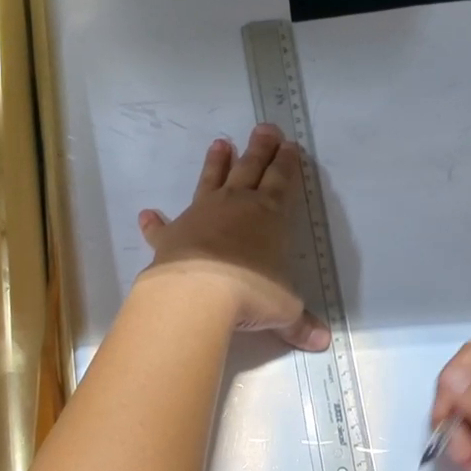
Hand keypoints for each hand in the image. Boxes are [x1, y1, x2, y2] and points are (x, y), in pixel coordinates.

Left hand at [136, 125, 330, 351]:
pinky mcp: (171, 236)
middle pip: (250, 169)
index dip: (287, 164)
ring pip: (210, 182)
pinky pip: (162, 226)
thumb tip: (323, 343)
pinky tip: (147, 213)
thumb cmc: (250, 293)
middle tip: (265, 127)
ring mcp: (200, 216)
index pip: (281, 182)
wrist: (196, 294)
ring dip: (216, 164)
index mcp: (268, 216)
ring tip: (220, 143)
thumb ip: (300, 323)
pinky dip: (155, 222)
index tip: (290, 145)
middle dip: (259, 149)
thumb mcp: (283, 310)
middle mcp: (235, 207)